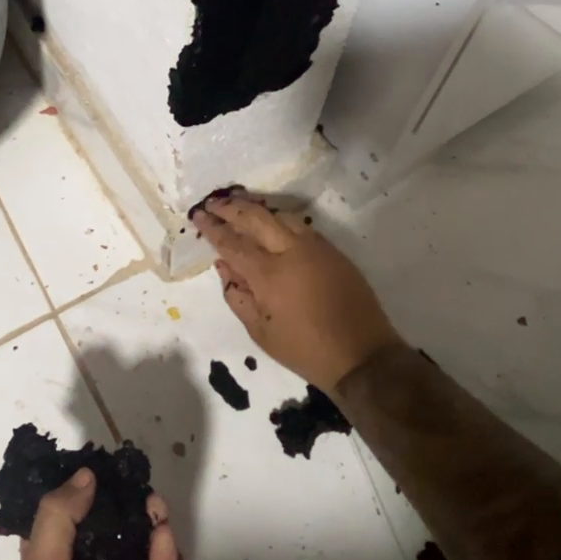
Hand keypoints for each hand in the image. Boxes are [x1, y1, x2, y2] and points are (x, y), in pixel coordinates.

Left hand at [13, 468, 176, 559]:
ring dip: (148, 524)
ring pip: (136, 555)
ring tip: (152, 499)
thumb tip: (86, 474)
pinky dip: (164, 555)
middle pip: (104, 536)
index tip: (94, 464)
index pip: (59, 525)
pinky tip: (163, 528)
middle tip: (131, 479)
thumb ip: (57, 520)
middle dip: (121, 506)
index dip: (73, 493)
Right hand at [193, 194, 400, 392]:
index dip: (213, 228)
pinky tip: (273, 226)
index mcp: (268, 275)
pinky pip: (301, 227)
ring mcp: (316, 248)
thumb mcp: (260, 331)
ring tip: (241, 208)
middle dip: (231, 208)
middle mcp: (291, 252)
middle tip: (214, 203)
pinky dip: (281, 221)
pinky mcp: (333, 251)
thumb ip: (237, 295)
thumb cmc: (304, 349)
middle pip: (256, 217)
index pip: (232, 243)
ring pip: (281, 216)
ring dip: (258, 210)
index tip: (198, 215)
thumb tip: (223, 265)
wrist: (362, 356)